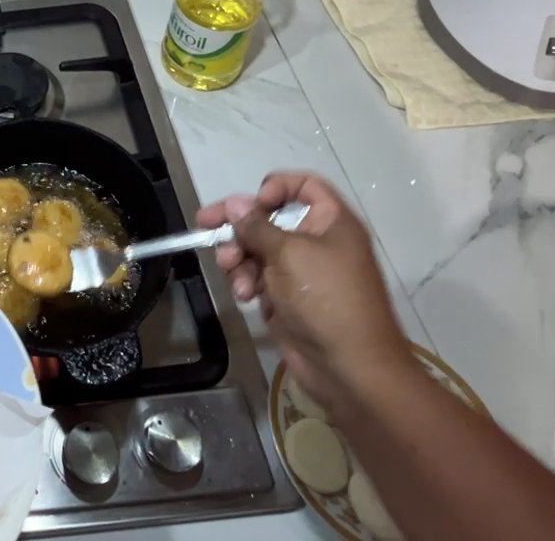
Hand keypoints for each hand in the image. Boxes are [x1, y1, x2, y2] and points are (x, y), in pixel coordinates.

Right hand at [196, 173, 414, 415]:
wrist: (349, 367)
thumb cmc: (326, 298)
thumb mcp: (288, 254)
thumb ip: (257, 225)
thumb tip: (237, 203)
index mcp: (330, 222)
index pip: (303, 186)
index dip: (276, 188)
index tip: (253, 206)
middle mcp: (316, 241)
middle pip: (269, 218)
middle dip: (238, 225)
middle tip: (205, 226)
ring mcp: (300, 270)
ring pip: (256, 248)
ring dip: (238, 257)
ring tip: (231, 271)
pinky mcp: (286, 296)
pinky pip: (256, 275)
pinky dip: (246, 281)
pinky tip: (245, 295)